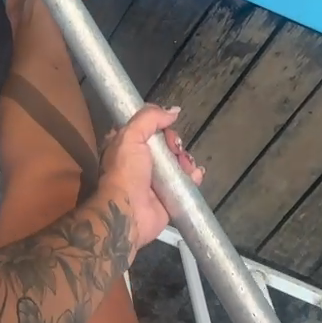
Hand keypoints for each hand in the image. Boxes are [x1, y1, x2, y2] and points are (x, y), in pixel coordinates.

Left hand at [97, 104, 203, 246]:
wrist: (129, 212)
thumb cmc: (125, 171)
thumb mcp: (131, 136)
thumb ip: (149, 119)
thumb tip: (173, 111)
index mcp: (127, 144)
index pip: (149, 128)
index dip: (160, 126)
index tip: (166, 128)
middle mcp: (141, 159)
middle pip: (167, 144)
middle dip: (175, 144)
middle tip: (175, 149)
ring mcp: (156, 179)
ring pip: (178, 162)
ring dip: (186, 160)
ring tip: (185, 165)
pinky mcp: (169, 196)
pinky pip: (186, 182)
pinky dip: (193, 177)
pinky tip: (195, 175)